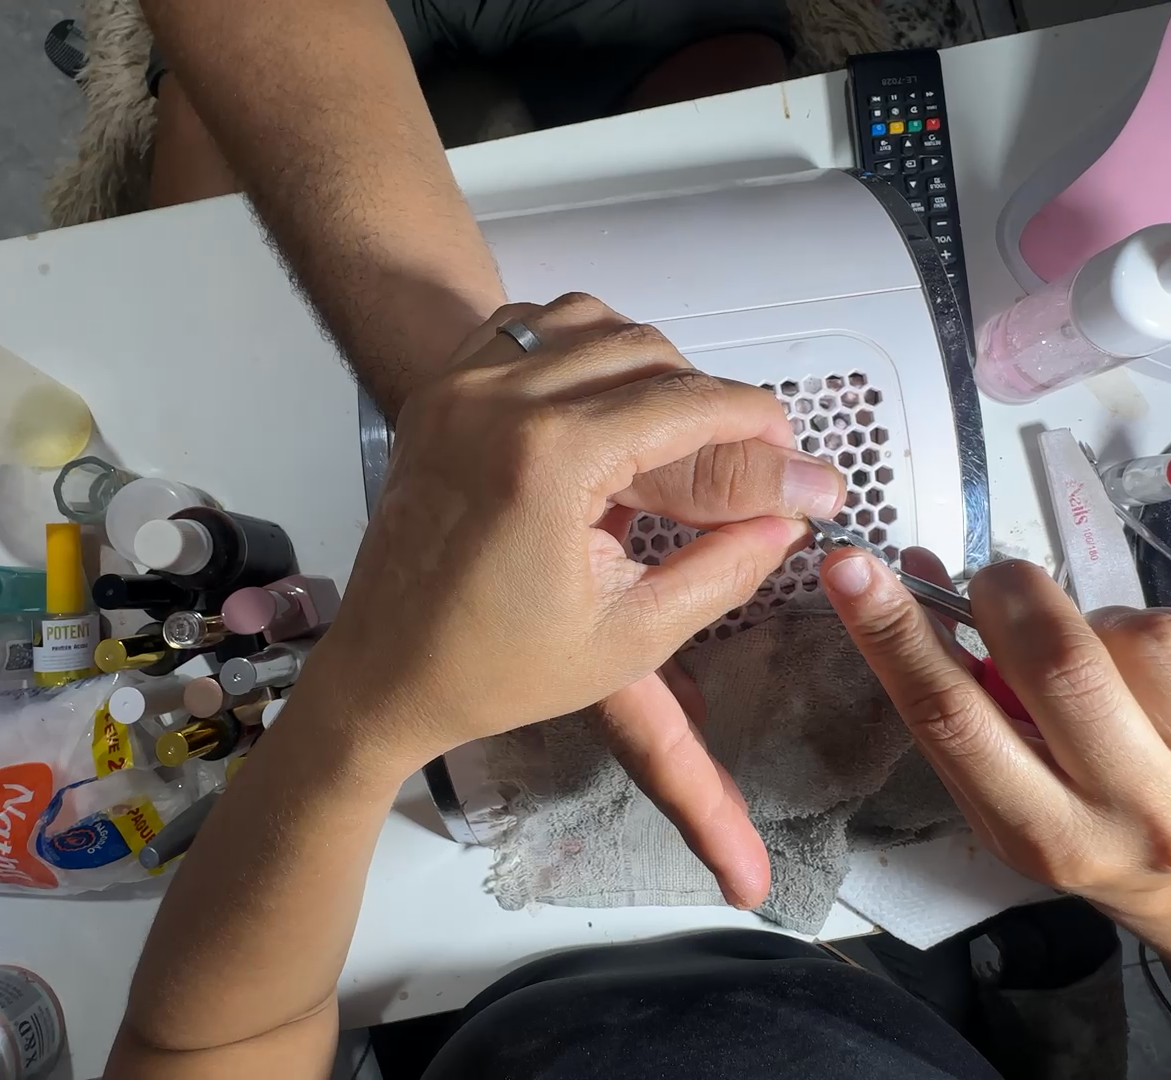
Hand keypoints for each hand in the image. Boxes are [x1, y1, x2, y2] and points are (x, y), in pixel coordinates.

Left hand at [305, 294, 844, 906]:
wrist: (383, 670)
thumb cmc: (494, 669)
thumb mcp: (627, 638)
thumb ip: (721, 571)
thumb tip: (786, 520)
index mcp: (551, 462)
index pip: (687, 403)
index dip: (755, 419)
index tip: (786, 446)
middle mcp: (501, 400)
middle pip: (646, 352)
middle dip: (708, 397)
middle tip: (735, 452)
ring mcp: (462, 387)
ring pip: (591, 323)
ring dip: (647, 365)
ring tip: (670, 428)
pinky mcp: (441, 393)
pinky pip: (529, 329)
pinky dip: (579, 348)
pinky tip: (598, 400)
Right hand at [821, 551, 1170, 913]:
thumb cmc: (1065, 815)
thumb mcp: (988, 774)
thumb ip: (944, 683)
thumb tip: (901, 569)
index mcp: (1039, 832)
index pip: (950, 716)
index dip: (894, 633)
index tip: (850, 566)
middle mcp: (1141, 824)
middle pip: (1061, 664)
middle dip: (1014, 595)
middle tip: (1000, 587)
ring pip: (1144, 635)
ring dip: (1099, 622)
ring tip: (1099, 657)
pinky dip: (1165, 630)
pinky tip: (1164, 675)